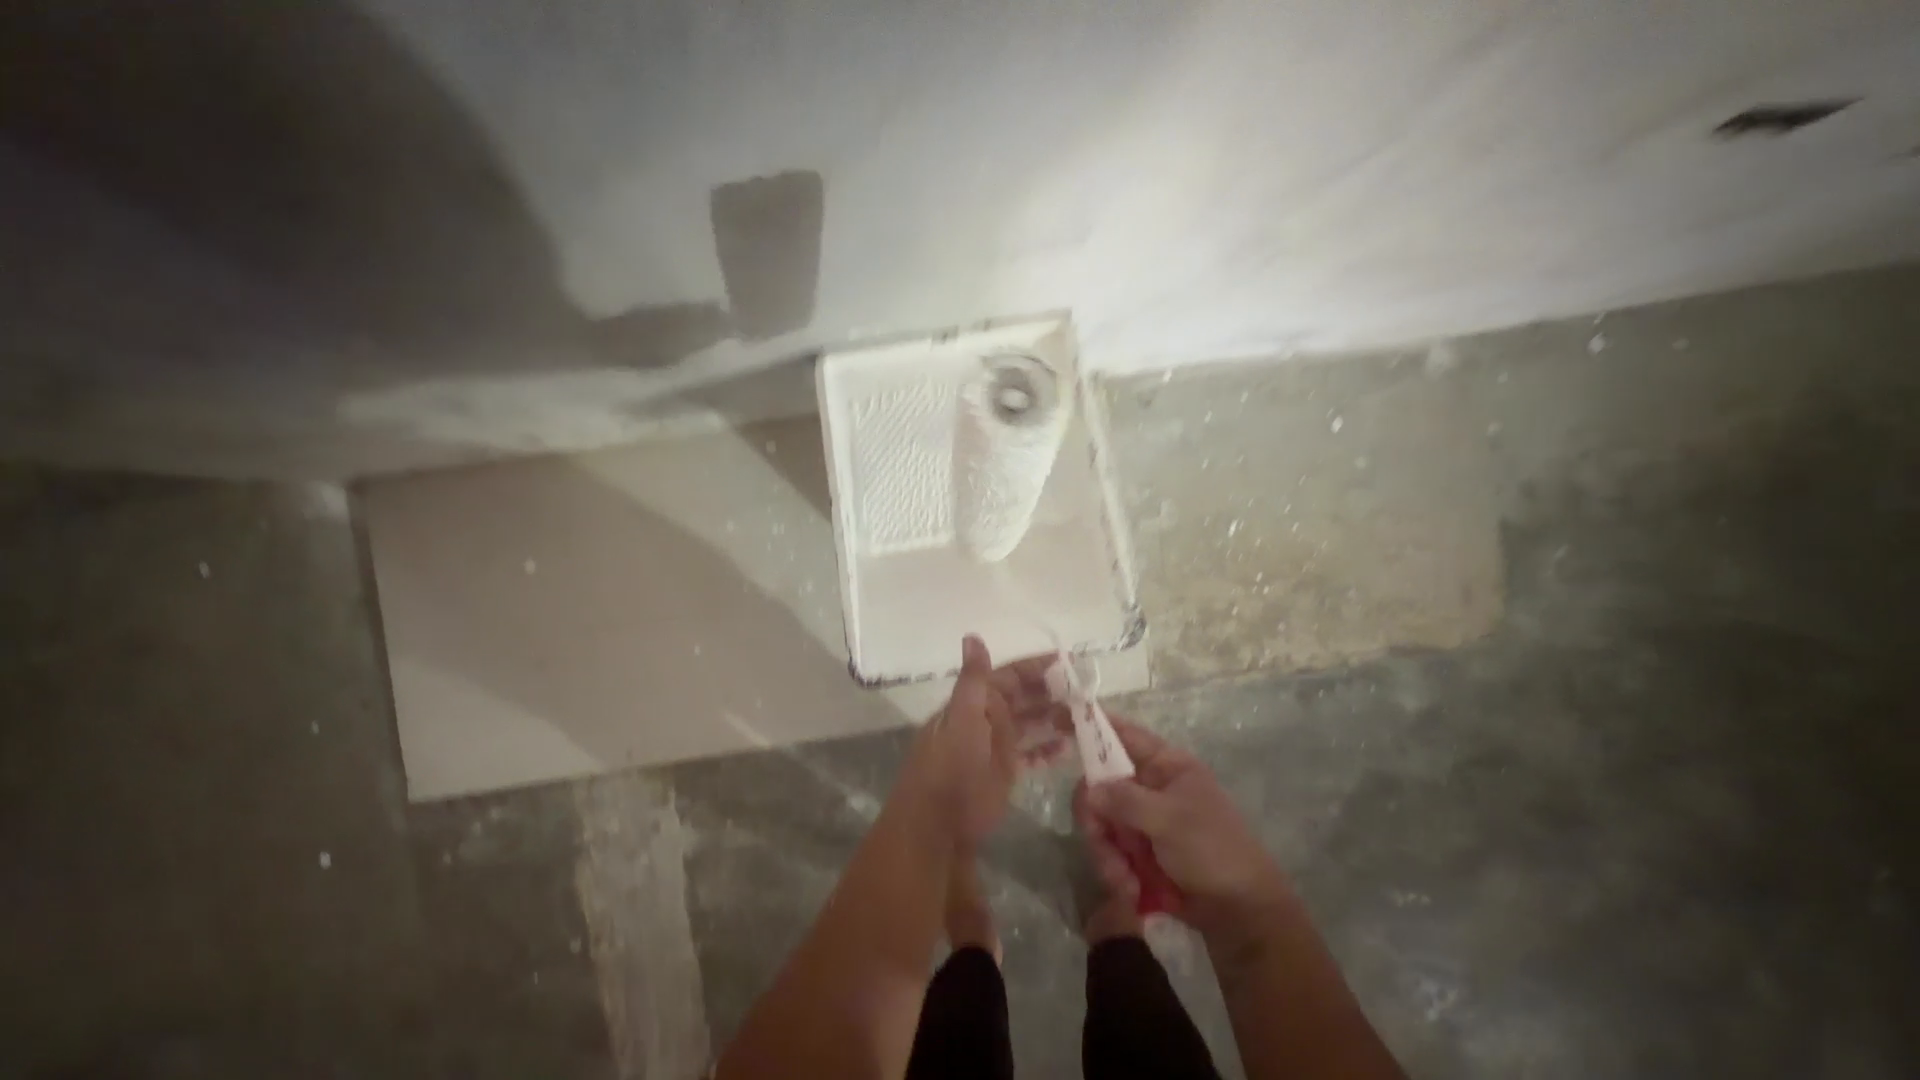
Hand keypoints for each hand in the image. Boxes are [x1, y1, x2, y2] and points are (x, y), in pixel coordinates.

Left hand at [897, 636, 1066, 845]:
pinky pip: (1031, 754)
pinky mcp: (1005, 772)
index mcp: (976, 701)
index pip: (1011, 675)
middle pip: (1025, 698)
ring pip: (1031, 724)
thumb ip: (972, 680)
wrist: (937, 825)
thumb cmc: (951, 768)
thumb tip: (972, 635)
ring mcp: (997, 746)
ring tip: (1086, 717)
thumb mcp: (963, 719)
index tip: (1070, 663)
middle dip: (1054, 692)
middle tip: (1088, 693)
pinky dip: (1048, 749)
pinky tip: (1071, 748)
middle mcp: (987, 718)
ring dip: (1055, 718)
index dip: (1038, 667)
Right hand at [1073, 716, 1291, 936]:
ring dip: (1107, 855)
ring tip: (1125, 882)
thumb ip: (1125, 800)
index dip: (1093, 726)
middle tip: (1099, 840)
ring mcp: (1143, 821)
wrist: (1240, 911)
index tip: (1058, 718)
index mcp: (1167, 766)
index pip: (1124, 735)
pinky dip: (1115, 871)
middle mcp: (1150, 788)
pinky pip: (1110, 852)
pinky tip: (1131, 891)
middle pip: (1100, 787)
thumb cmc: (1212, 850)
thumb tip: (1087, 788)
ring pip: (1101, 824)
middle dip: (1097, 820)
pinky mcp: (1138, 852)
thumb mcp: (1170, 820)